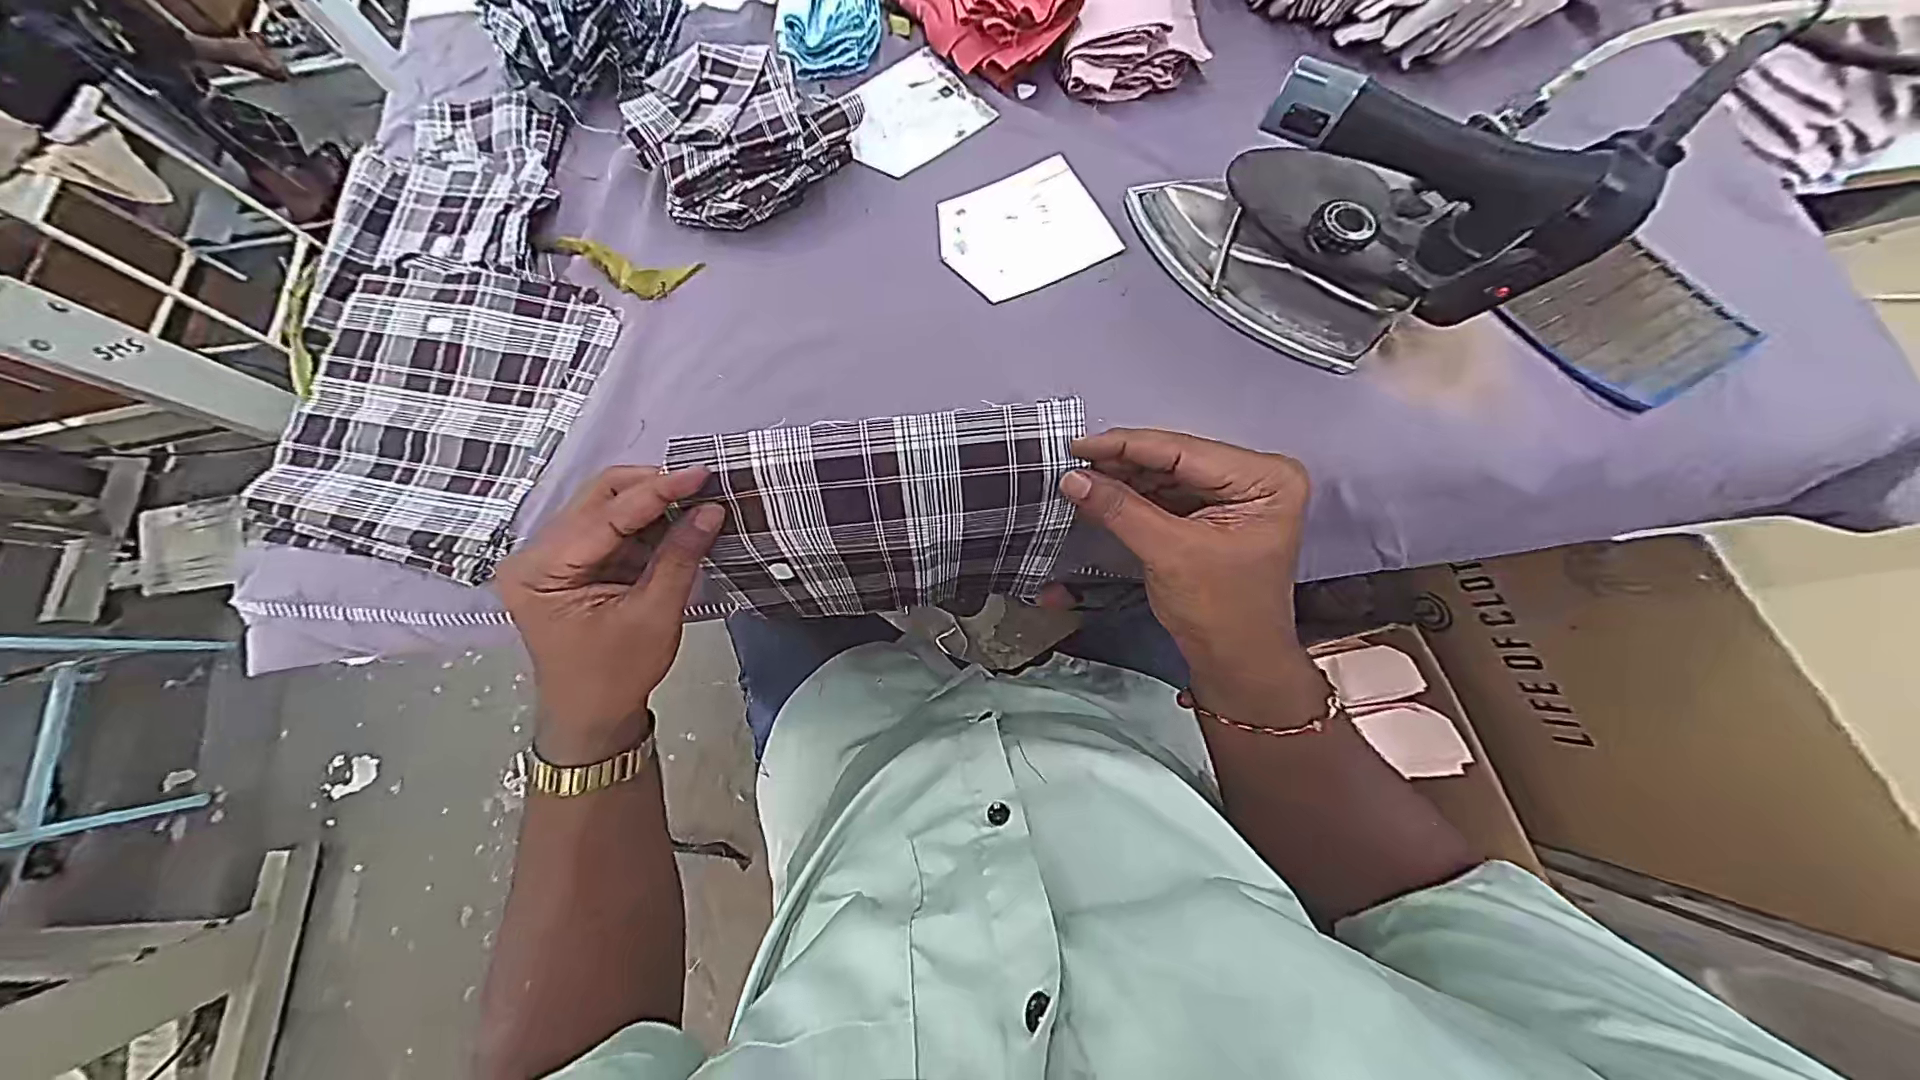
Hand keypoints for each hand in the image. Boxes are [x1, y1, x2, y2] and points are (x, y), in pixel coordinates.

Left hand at [495, 466, 724, 761]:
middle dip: (653, 490)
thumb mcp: (654, 615)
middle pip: (600, 498)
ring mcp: (556, 557)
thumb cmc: (614, 675)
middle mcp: (538, 553)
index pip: (607, 514)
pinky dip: (650, 526)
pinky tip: (680, 528)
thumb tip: (710, 510)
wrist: (592, 716)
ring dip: (654, 507)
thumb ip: (680, 557)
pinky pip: (616, 530)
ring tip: (698, 507)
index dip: (659, 491)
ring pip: (609, 508)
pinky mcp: (576, 564)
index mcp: (541, 568)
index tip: (701, 475)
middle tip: (701, 488)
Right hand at [1059, 428, 1320, 714]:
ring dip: (1123, 477)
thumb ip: (1121, 509)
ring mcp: (1234, 495)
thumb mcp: (1170, 553)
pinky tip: (1101, 490)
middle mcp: (1255, 477)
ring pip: (1166, 474)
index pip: (1185, 451)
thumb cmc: (1223, 614)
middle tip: (1073, 461)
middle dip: (1122, 462)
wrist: (1238, 663)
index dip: (1126, 446)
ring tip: (1080, 475)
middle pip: (1175, 458)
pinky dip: (1132, 495)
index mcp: (1266, 479)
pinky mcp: (1212, 513)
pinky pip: (1166, 494)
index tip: (1080, 444)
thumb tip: (1074, 478)